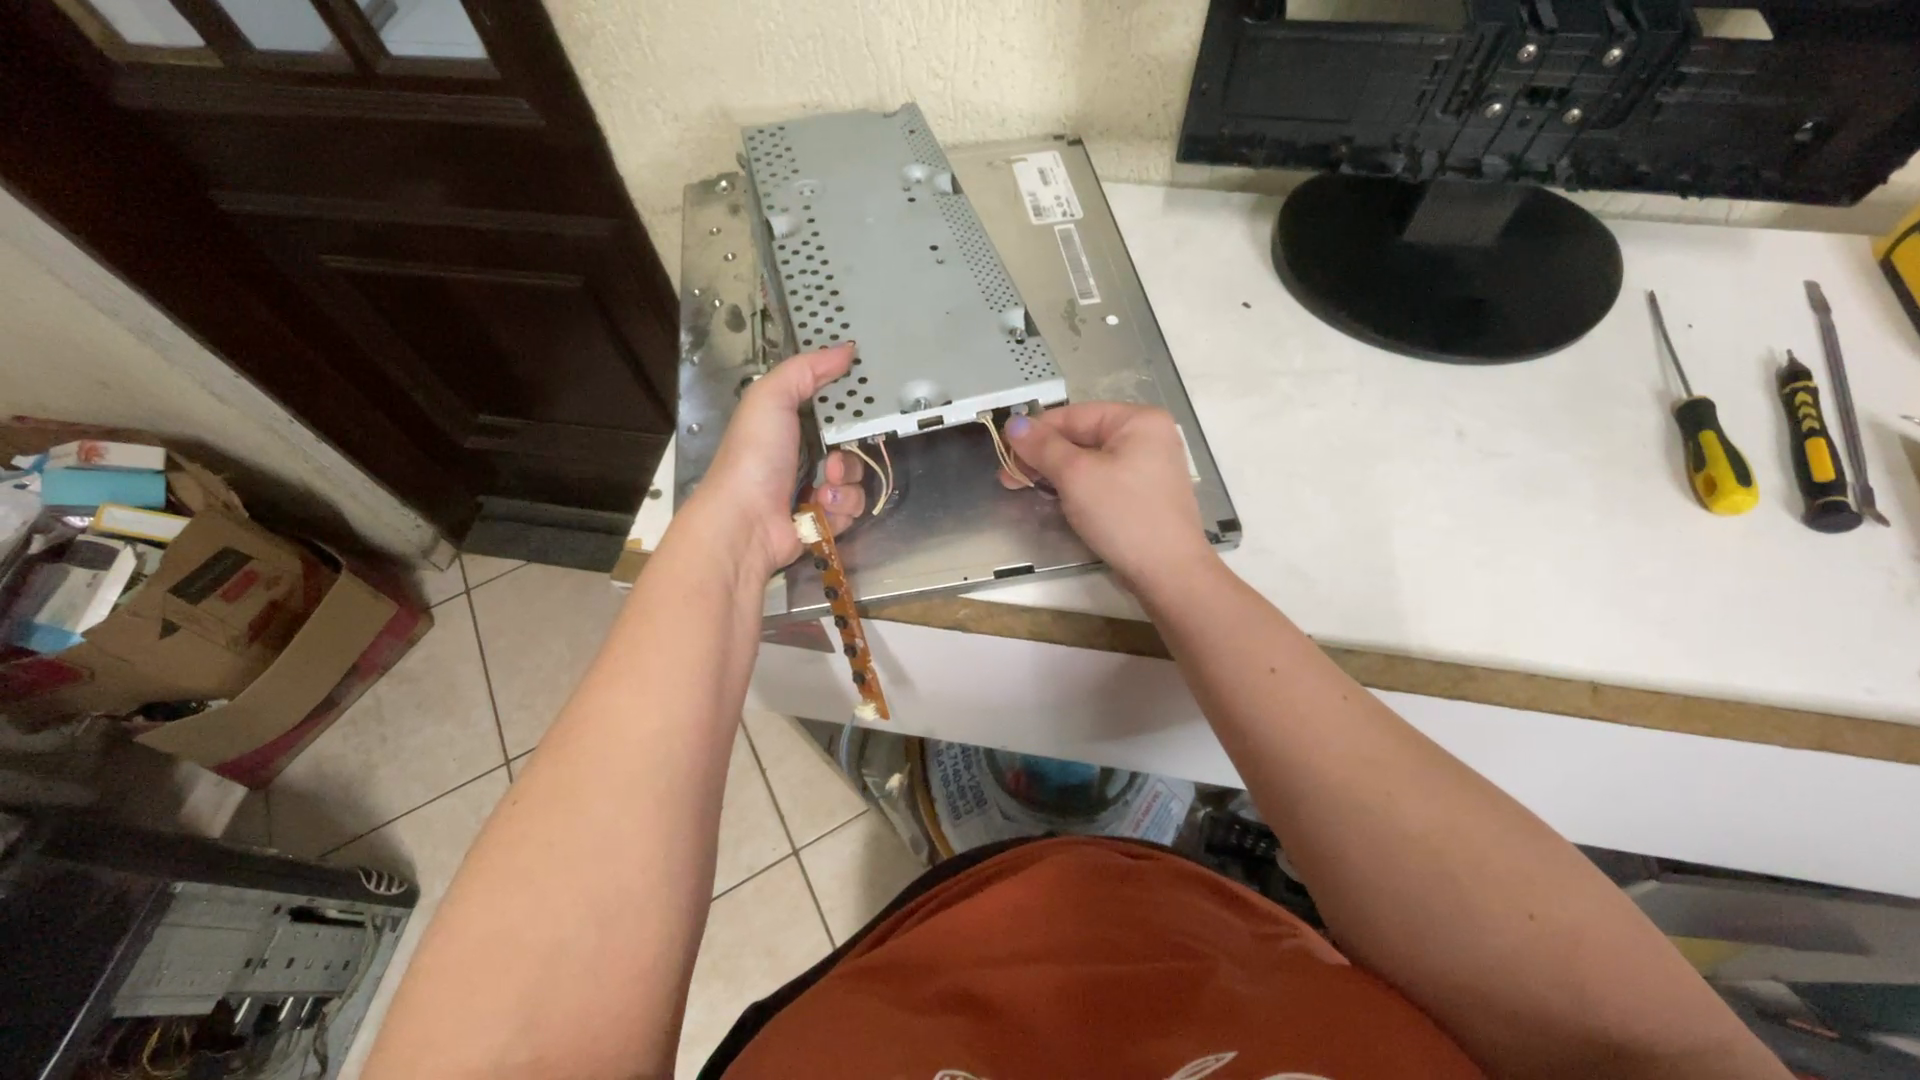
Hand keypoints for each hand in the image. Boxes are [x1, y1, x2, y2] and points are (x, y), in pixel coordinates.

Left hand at [687, 344, 867, 577]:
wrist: (745, 522)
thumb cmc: (754, 456)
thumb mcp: (771, 397)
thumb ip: (807, 370)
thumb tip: (848, 349)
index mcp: (789, 424)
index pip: (832, 409)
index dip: (850, 407)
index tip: (864, 406)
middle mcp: (804, 456)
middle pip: (851, 446)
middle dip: (849, 452)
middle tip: (831, 458)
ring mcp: (815, 489)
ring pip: (857, 478)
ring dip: (845, 482)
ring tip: (822, 490)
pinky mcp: (825, 520)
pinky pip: (853, 508)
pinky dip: (841, 508)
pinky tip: (819, 509)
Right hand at [1001, 403, 1214, 588]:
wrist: (1168, 572)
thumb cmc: (1123, 515)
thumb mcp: (1076, 476)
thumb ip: (1043, 446)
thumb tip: (1013, 423)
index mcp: (1138, 420)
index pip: (1074, 414)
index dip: (1036, 432)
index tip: (1004, 451)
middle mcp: (1147, 437)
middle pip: (1081, 436)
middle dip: (1042, 456)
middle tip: (1008, 477)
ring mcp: (1148, 467)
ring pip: (1089, 461)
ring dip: (1055, 473)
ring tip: (1024, 488)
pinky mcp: (1143, 495)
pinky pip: (1102, 480)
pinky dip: (1076, 487)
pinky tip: (1055, 499)